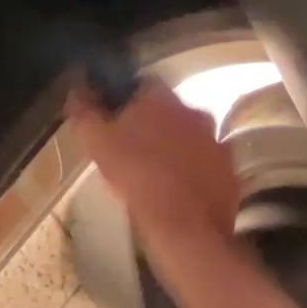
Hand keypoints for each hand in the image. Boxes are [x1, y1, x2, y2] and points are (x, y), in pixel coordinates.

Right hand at [66, 78, 239, 250]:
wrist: (184, 226)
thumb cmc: (135, 175)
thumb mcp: (95, 141)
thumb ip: (83, 110)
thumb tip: (76, 89)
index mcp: (161, 97)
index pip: (140, 82)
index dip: (123, 95)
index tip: (111, 113)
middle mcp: (194, 111)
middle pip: (167, 107)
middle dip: (149, 119)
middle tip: (129, 140)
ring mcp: (217, 140)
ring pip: (188, 133)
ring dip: (172, 142)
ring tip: (151, 166)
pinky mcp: (230, 169)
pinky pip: (205, 159)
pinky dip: (191, 166)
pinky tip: (174, 184)